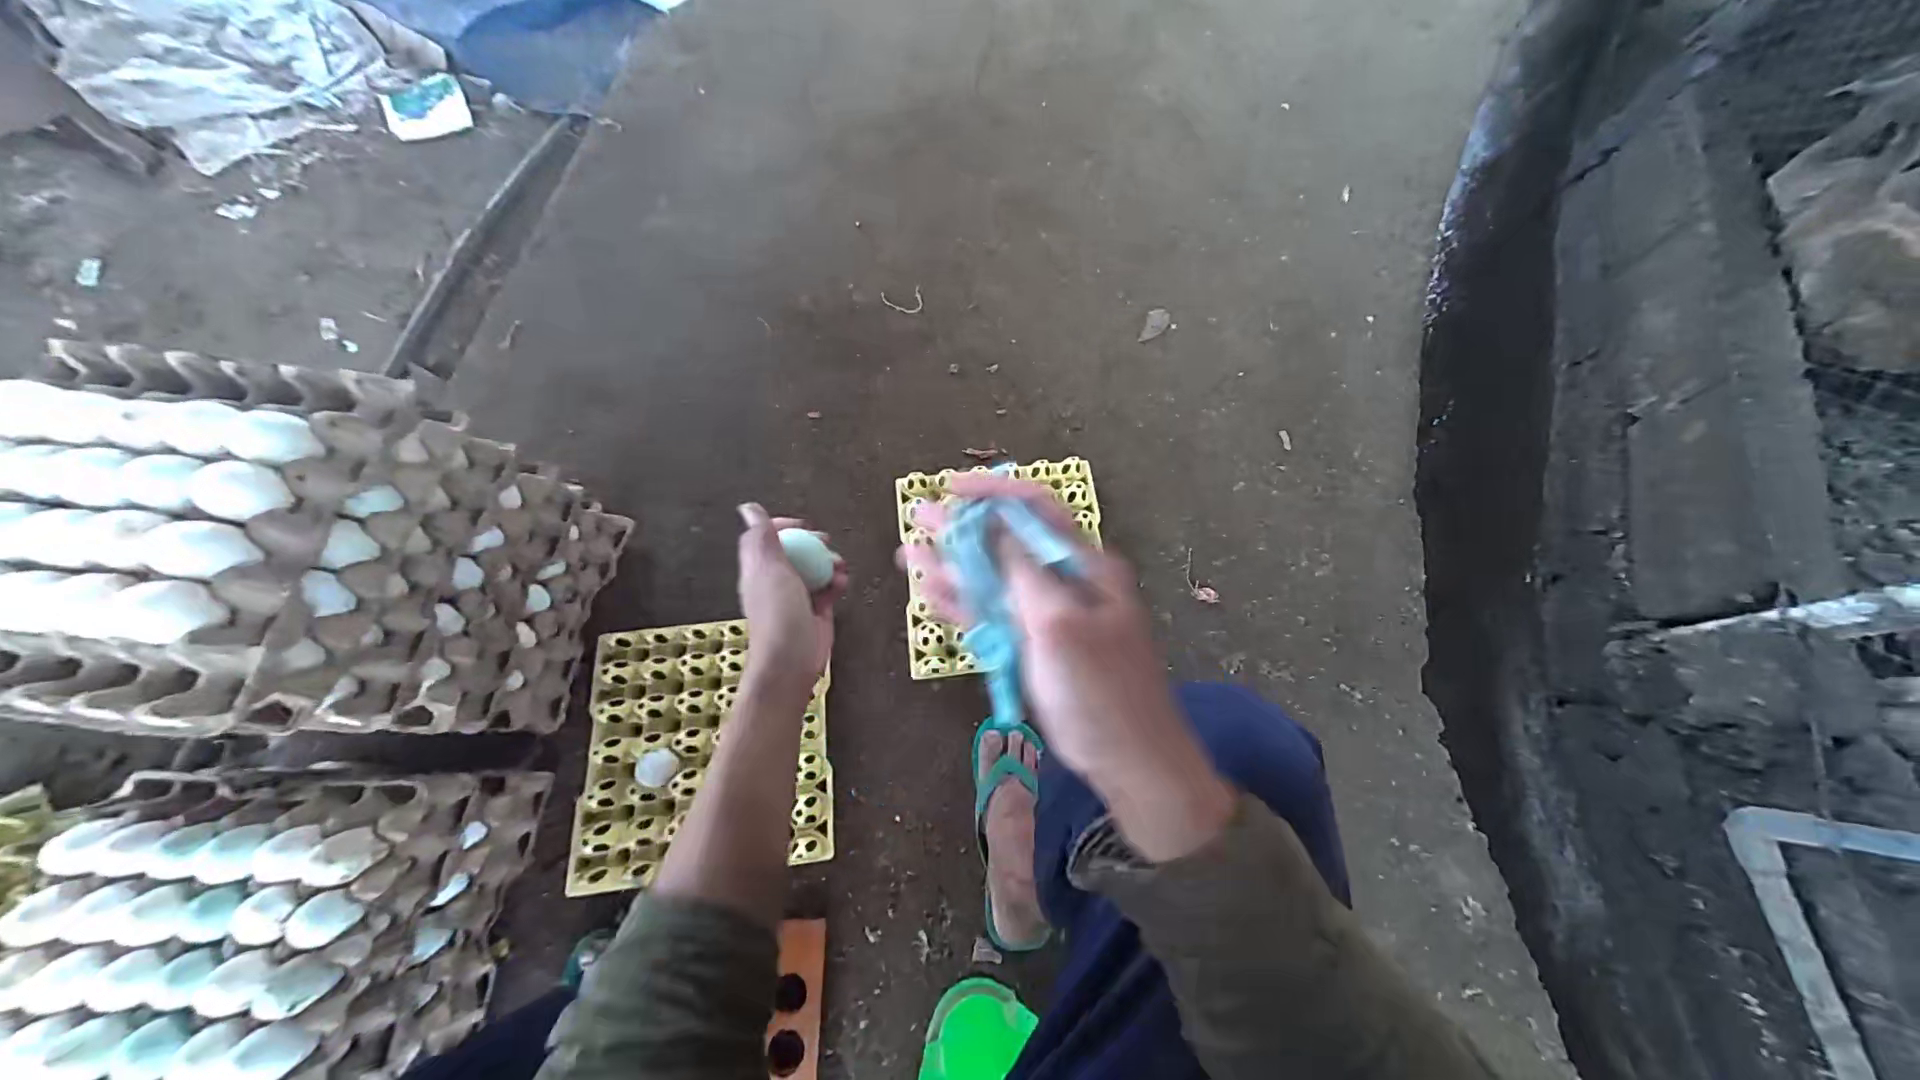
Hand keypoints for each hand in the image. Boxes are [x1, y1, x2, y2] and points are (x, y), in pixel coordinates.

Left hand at [737, 503, 846, 694]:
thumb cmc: (778, 613)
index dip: (783, 527)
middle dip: (812, 544)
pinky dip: (836, 583)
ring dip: (829, 563)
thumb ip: (761, 536)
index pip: (766, 539)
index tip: (802, 526)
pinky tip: (841, 583)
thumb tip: (749, 508)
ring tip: (838, 565)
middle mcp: (775, 581)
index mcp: (758, 569)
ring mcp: (796, 597)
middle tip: (824, 543)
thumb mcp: (768, 566)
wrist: (792, 658)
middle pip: (794, 552)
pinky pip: (827, 589)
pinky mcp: (815, 611)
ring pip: (814, 569)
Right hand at [897, 476, 1233, 858]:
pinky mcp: (1036, 646)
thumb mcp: (1060, 625)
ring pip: (996, 581)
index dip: (992, 493)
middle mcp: (1067, 582)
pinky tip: (933, 595)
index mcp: (1085, 566)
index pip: (1035, 510)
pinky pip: (996, 618)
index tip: (950, 489)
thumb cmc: (1101, 693)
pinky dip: (966, 606)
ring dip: (955, 568)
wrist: (1130, 762)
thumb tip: (993, 525)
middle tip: (917, 520)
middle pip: (1008, 544)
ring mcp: (1049, 616)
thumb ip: (1022, 573)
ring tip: (911, 556)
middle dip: (962, 531)